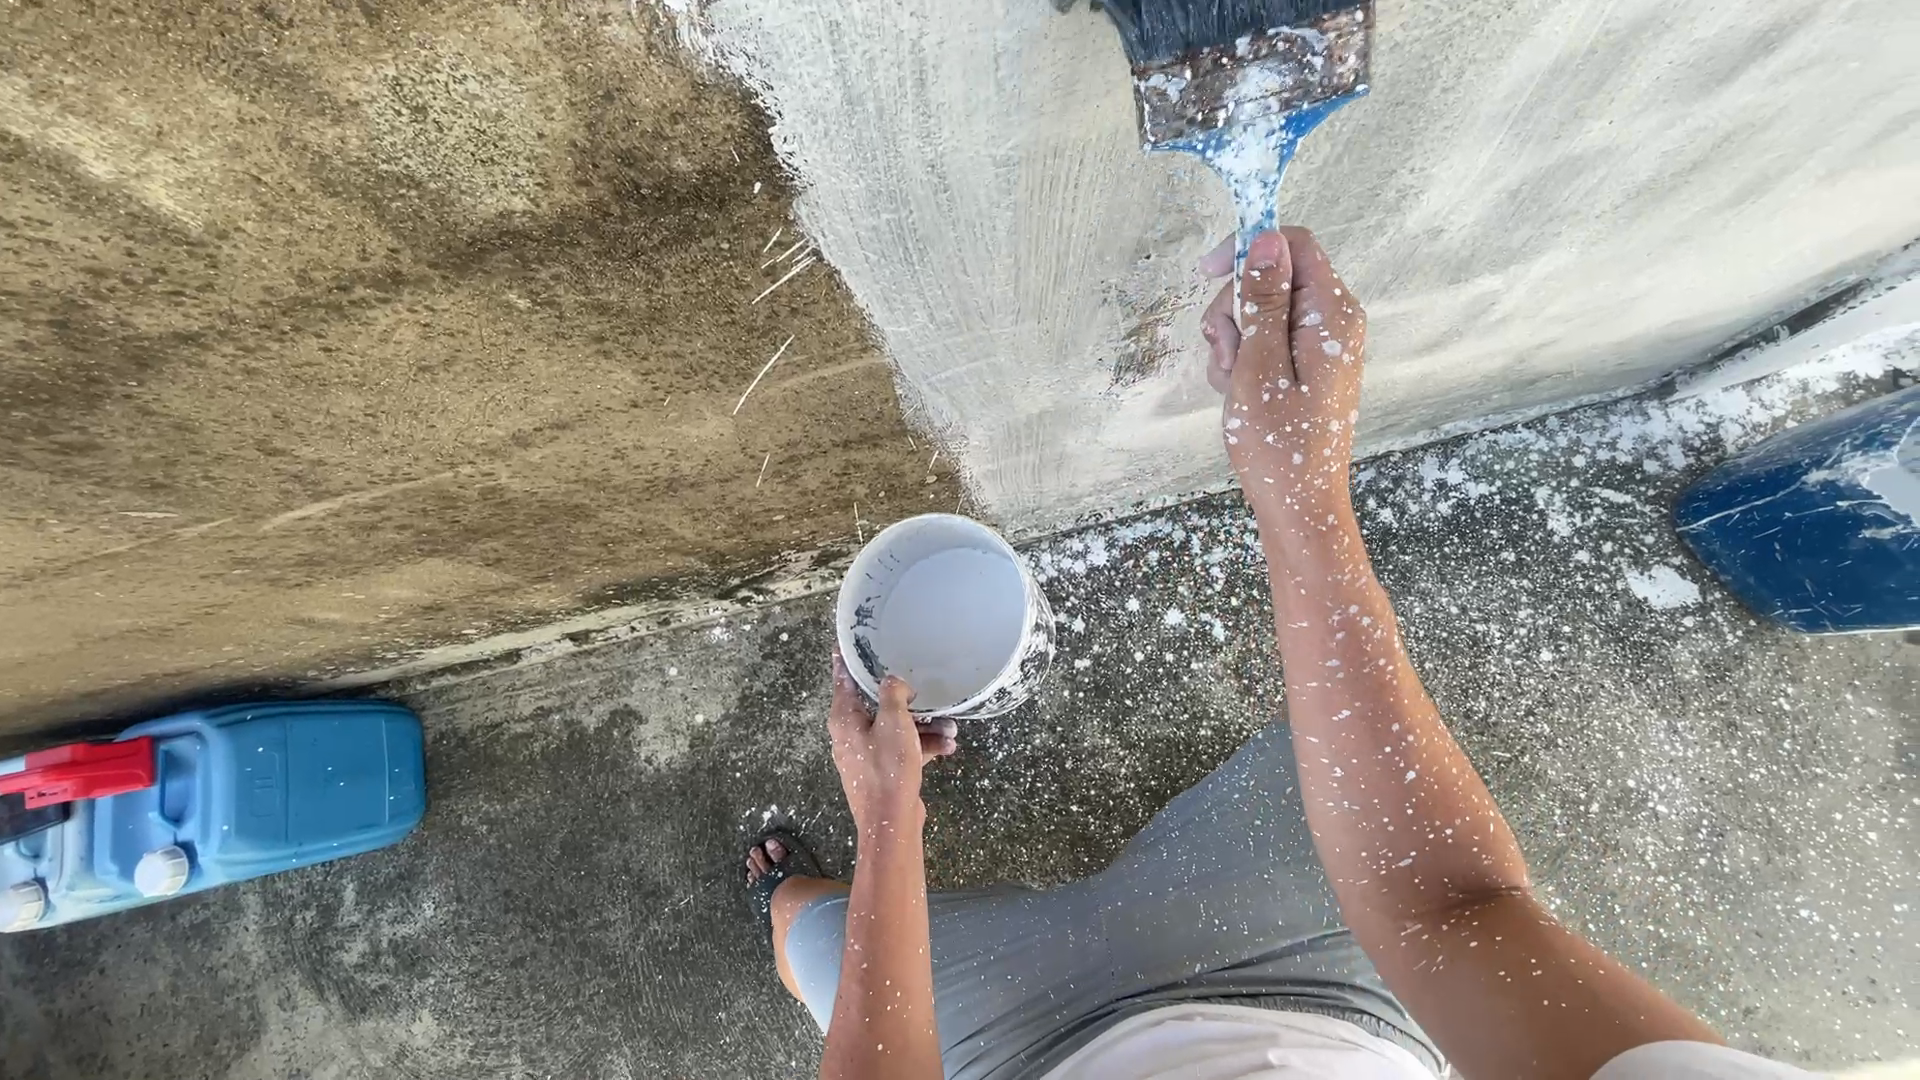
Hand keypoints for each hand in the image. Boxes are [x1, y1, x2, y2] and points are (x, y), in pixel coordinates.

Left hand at [829, 651, 957, 832]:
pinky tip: (948, 746)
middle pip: (876, 704)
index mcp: (844, 718)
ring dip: (923, 725)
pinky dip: (923, 746)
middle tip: (924, 686)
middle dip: (907, 698)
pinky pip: (903, 749)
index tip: (849, 641)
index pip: (843, 678)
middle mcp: (851, 734)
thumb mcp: (894, 720)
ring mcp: (867, 754)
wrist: (891, 820)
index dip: (847, 659)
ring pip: (895, 728)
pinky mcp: (883, 771)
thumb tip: (894, 682)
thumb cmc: (887, 766)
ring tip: (951, 726)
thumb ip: (893, 692)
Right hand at [1198, 228, 1366, 514]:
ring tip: (1232, 384)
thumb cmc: (1277, 445)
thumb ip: (1263, 302)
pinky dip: (1240, 362)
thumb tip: (1267, 240)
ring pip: (1259, 314)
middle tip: (1224, 353)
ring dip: (1232, 341)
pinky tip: (1236, 393)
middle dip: (1234, 309)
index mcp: (1330, 315)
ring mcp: (1317, 347)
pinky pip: (1263, 344)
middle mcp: (1331, 323)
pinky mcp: (1303, 368)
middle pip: (1270, 279)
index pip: (1294, 246)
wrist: (1296, 503)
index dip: (1248, 249)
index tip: (1205, 273)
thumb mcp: (1259, 368)